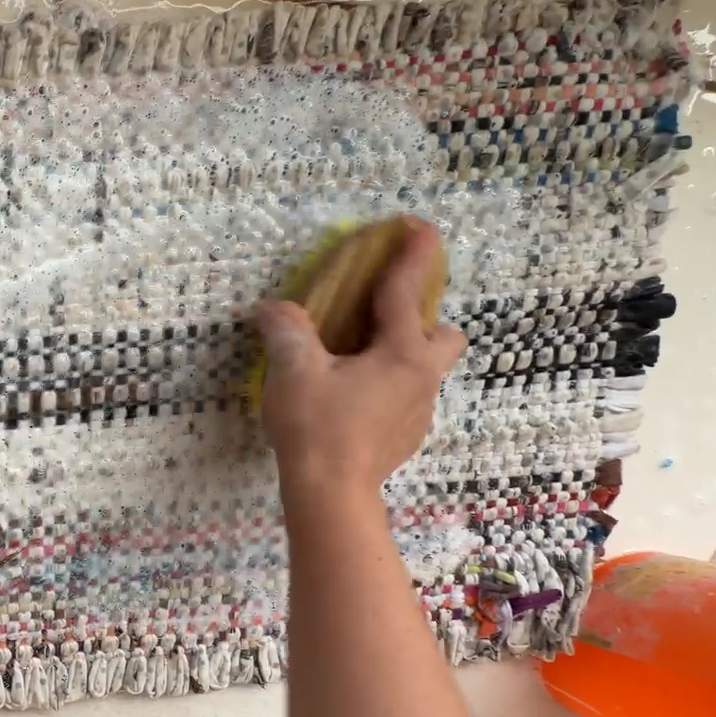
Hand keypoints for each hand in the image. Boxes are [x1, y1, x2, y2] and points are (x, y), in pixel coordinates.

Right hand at [254, 218, 467, 497]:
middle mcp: (421, 377)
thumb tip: (272, 307)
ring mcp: (418, 410)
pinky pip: (402, 399)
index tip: (417, 225)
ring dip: (397, 358)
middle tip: (376, 325)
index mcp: (400, 353)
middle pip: (443, 337)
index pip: (406, 294)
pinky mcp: (405, 436)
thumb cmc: (317, 426)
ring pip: (422, 370)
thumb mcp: (292, 372)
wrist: (331, 491)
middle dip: (421, 322)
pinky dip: (382, 389)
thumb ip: (286, 331)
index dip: (412, 256)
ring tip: (350, 369)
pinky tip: (347, 405)